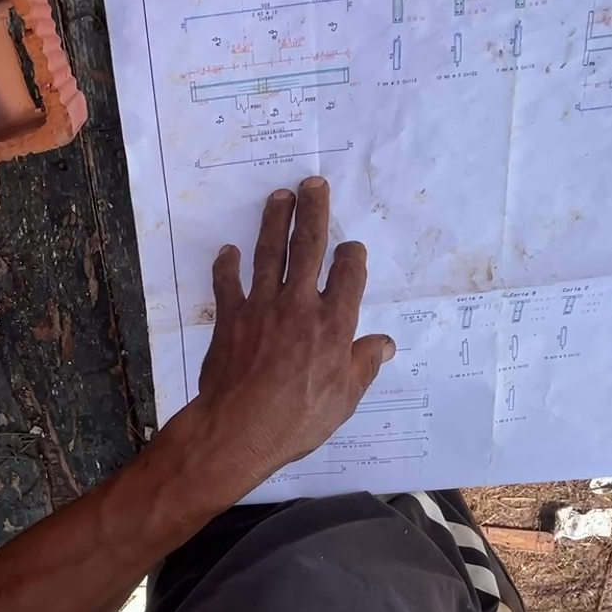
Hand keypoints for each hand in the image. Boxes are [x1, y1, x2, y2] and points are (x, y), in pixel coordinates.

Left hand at [176, 177, 394, 491]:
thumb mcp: (344, 399)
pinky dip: (228, 266)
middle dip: (313, 212)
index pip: (348, 274)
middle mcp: (299, 305)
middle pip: (309, 248)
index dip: (351, 256)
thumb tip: (384, 344)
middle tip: (312, 183)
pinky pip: (228, 284)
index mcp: (334, 324)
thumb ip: (363, 365)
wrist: (240, 428)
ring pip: (270, 254)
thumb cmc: (298, 419)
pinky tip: (229, 250)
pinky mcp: (230, 318)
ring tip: (279, 196)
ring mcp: (261, 307)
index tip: (350, 247)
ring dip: (275, 222)